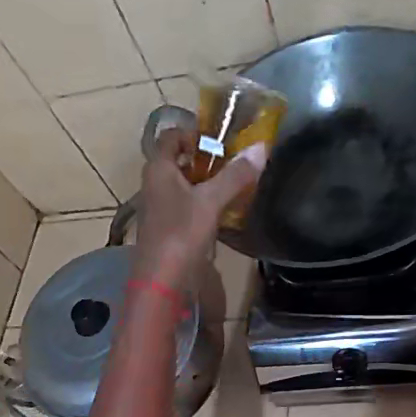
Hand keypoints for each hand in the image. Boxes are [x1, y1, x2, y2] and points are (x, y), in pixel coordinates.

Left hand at [132, 131, 266, 286]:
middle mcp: (153, 186)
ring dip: (205, 185)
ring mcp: (158, 210)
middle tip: (233, 163)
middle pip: (178, 163)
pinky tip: (222, 215)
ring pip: (182, 188)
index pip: (171, 137)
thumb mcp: (211, 202)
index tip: (219, 141)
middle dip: (204, 160)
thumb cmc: (181, 234)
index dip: (193, 133)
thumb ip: (235, 176)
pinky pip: (185, 210)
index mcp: (158, 169)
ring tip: (234, 187)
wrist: (161, 283)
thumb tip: (262, 147)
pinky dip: (202, 206)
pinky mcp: (166, 232)